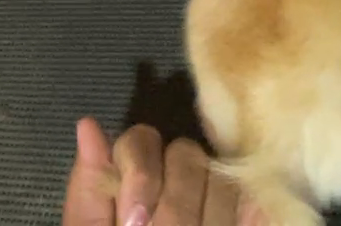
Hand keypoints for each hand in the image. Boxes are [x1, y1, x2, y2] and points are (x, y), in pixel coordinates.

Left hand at [62, 118, 260, 225]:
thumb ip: (89, 190)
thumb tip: (87, 124)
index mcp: (134, 183)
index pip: (143, 140)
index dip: (139, 170)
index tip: (133, 221)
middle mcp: (175, 186)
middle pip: (187, 155)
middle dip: (172, 202)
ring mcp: (213, 207)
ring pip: (222, 182)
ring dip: (206, 217)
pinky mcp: (243, 223)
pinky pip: (253, 207)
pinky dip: (250, 216)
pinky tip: (240, 225)